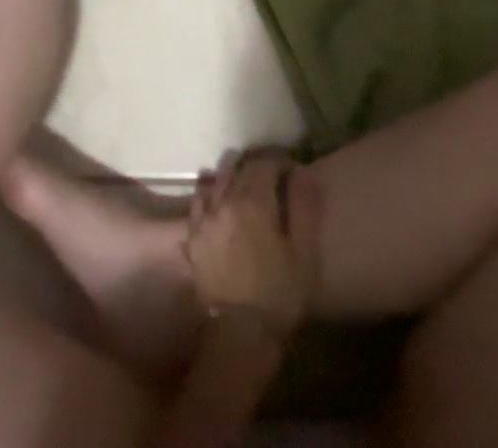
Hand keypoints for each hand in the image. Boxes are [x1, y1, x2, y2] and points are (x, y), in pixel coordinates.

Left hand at [182, 149, 323, 337]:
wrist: (240, 333)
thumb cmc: (280, 292)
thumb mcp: (305, 251)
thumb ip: (305, 206)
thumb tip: (301, 171)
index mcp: (253, 202)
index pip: (265, 163)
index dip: (282, 163)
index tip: (294, 174)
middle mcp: (223, 203)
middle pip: (238, 168)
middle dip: (258, 167)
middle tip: (274, 179)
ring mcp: (203, 220)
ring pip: (214, 180)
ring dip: (231, 174)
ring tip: (246, 185)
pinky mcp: (192, 238)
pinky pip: (197, 202)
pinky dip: (208, 192)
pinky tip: (218, 199)